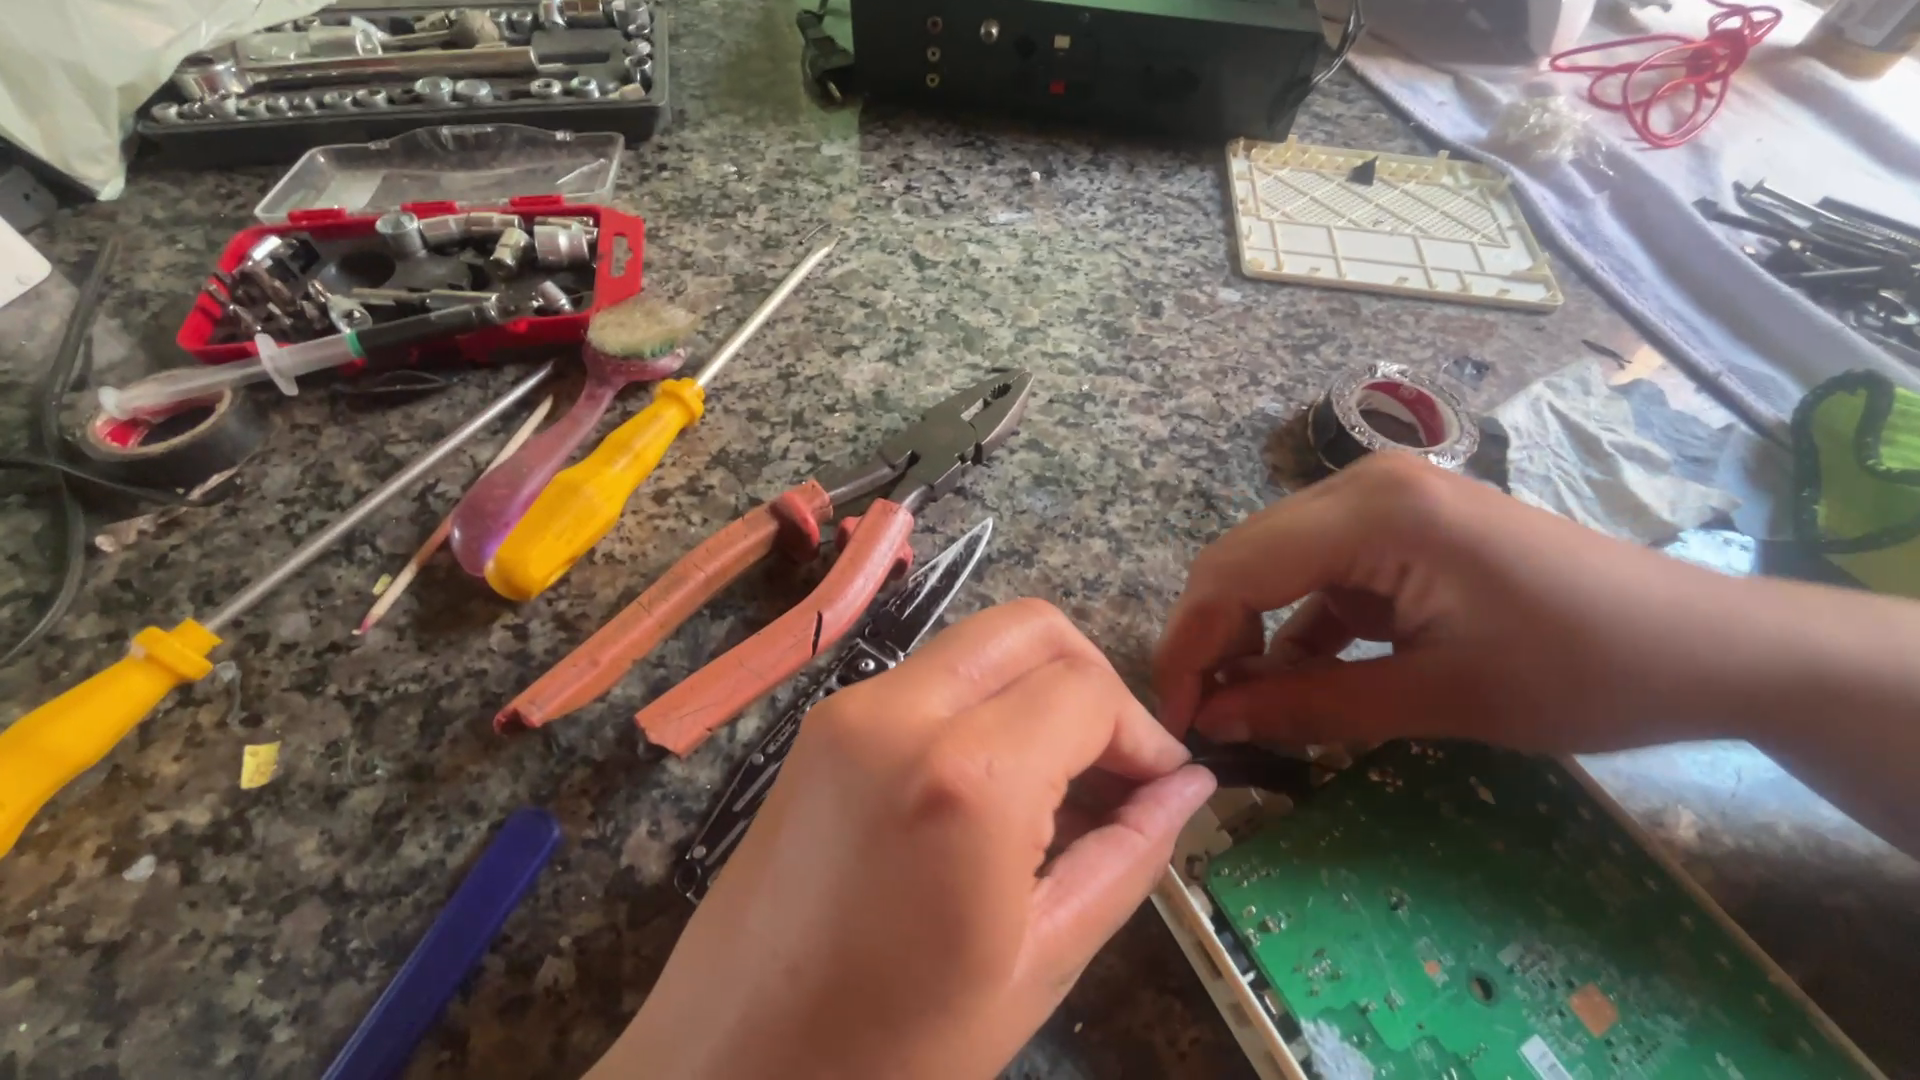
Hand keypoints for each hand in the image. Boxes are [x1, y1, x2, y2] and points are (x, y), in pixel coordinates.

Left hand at [595, 599, 1215, 1079]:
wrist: (732, 1064)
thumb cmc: (898, 1043)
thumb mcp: (1041, 958)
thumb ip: (1130, 854)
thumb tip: (1188, 786)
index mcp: (966, 774)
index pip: (1088, 691)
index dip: (1143, 731)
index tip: (1162, 783)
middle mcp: (899, 710)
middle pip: (1032, 628)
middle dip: (1092, 679)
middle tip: (1113, 763)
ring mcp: (848, 708)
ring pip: (977, 643)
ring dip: (1034, 688)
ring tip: (1056, 782)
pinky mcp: (819, 723)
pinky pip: (926, 677)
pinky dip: (979, 701)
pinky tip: (989, 782)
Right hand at [1154, 454, 1795, 753]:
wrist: (1708, 647)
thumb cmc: (1584, 670)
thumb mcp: (1438, 698)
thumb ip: (1310, 705)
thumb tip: (1211, 721)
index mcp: (1373, 510)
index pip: (1235, 572)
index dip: (1190, 647)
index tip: (1177, 720)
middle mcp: (1361, 485)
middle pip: (1241, 561)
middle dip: (1210, 640)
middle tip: (1202, 717)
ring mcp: (1378, 503)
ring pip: (1269, 569)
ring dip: (1248, 636)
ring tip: (1241, 706)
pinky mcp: (1394, 532)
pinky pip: (1314, 578)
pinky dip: (1294, 630)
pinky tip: (1295, 680)